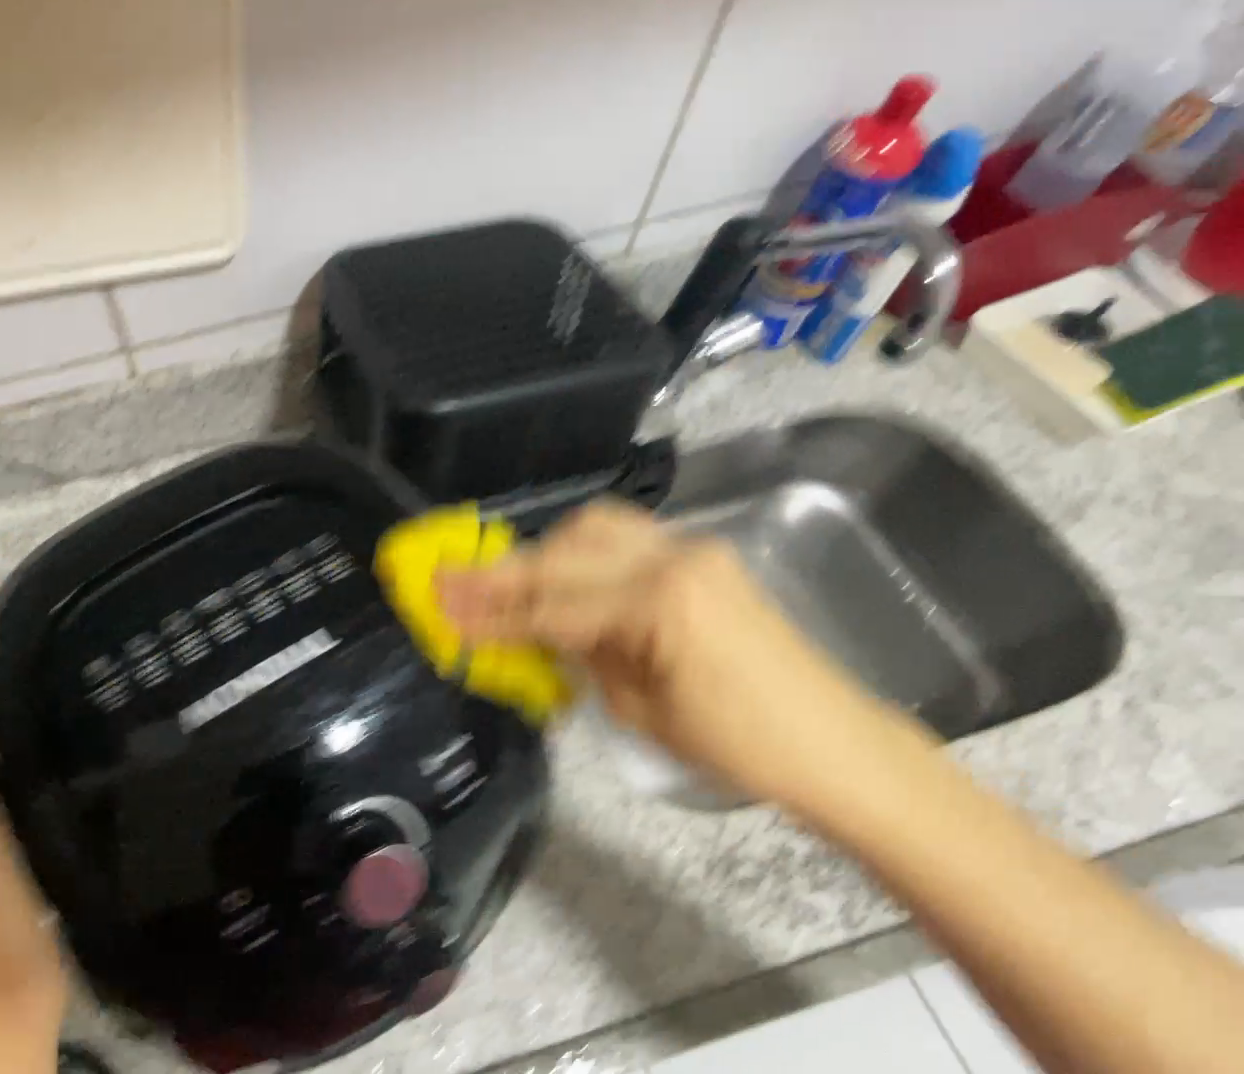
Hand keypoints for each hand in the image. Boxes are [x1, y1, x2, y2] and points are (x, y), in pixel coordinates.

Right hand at [435, 501, 931, 813]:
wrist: (834, 742)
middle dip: (500, 573)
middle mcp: (673, 558)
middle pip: (563, 554)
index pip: (551, 605)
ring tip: (500, 577)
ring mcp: (692, 549)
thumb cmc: (740, 745)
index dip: (490, 612)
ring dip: (541, 552)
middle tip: (447, 581)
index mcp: (658, 604)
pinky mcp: (703, 555)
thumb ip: (582, 657)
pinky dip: (580, 551)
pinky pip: (625, 538)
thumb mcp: (641, 711)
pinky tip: (560, 572)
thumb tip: (536, 632)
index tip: (440, 608)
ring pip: (593, 529)